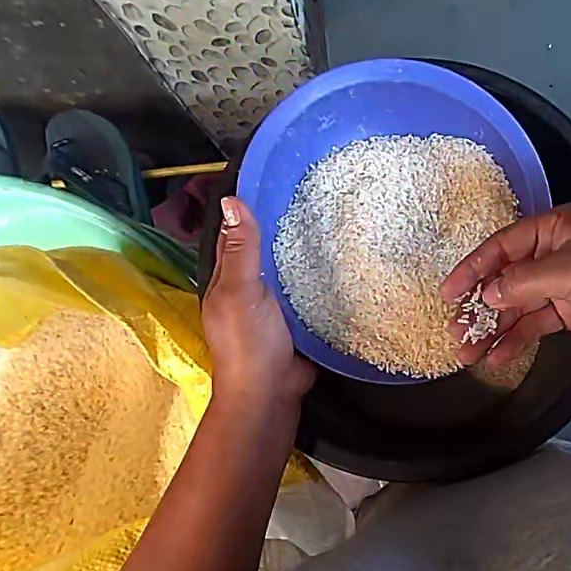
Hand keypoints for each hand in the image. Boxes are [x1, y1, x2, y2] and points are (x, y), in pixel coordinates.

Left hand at [203, 196, 314, 404]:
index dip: (248, 206)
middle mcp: (250, 285)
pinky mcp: (299, 317)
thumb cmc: (249, 342)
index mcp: (228, 276)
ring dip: (305, 247)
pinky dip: (321, 274)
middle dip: (283, 223)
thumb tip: (231, 200)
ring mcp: (275, 303)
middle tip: (312, 191)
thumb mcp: (241, 290)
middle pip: (265, 247)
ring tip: (333, 214)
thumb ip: (241, 249)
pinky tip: (342, 257)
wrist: (272, 392)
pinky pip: (309, 288)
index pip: (234, 232)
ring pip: (289, 267)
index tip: (273, 177)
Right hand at [441, 202, 570, 366]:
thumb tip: (486, 295)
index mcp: (560, 227)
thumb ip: (524, 282)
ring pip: (518, 305)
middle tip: (456, 328)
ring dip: (494, 327)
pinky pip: (536, 324)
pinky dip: (517, 338)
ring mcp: (565, 284)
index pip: (504, 244)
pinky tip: (497, 355)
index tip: (449, 291)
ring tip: (468, 350)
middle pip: (507, 277)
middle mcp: (558, 252)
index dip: (473, 267)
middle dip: (480, 304)